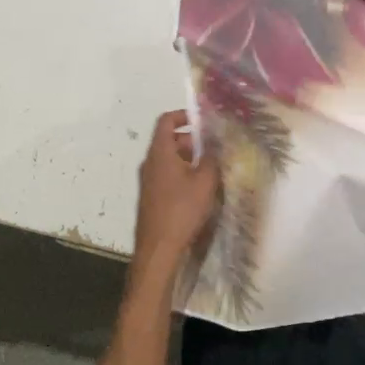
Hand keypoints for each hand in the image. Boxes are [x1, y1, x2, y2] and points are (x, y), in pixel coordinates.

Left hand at [132, 110, 218, 266]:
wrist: (158, 250)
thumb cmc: (181, 209)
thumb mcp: (205, 181)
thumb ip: (212, 158)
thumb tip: (216, 144)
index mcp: (160, 152)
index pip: (166, 121)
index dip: (183, 115)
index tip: (202, 120)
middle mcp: (150, 162)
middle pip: (169, 140)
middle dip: (192, 140)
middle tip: (213, 147)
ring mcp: (148, 181)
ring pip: (169, 159)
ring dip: (188, 159)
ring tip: (211, 169)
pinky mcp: (151, 197)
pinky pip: (166, 175)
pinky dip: (182, 173)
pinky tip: (199, 189)